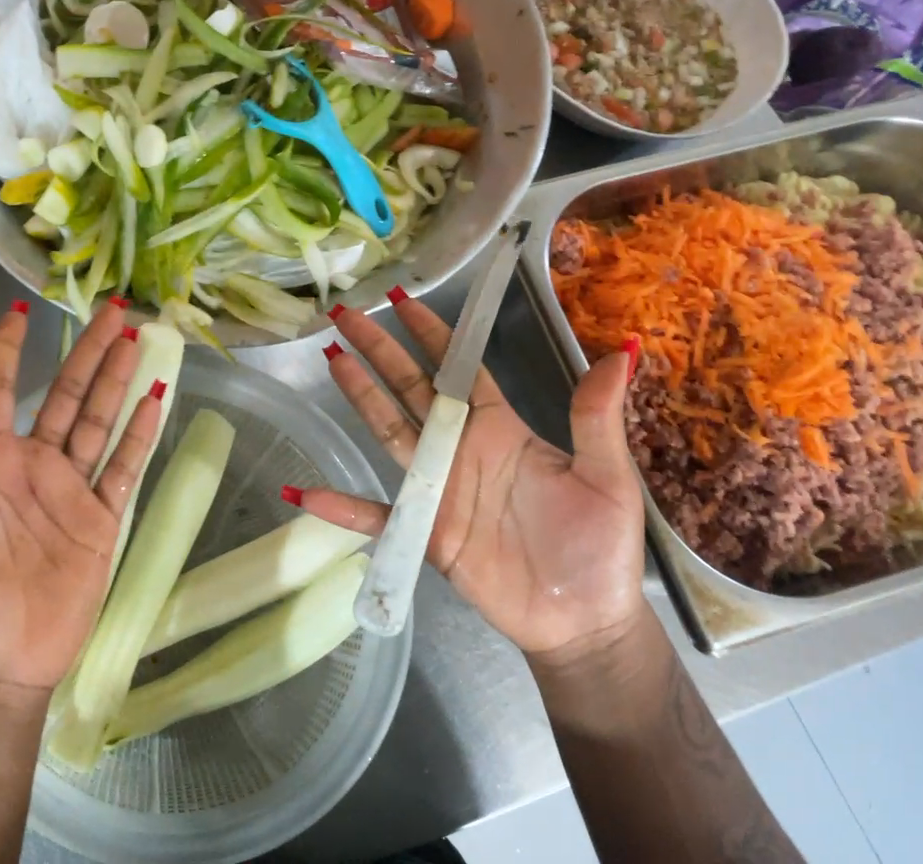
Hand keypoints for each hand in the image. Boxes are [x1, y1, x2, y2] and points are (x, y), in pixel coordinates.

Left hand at [0, 301, 161, 696]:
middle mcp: (33, 466)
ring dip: (117, 381)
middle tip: (113, 309)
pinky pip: (124, 468)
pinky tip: (155, 400)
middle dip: (87, 352)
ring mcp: (71, 491)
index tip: (21, 310)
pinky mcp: (100, 520)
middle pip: (64, 396)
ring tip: (137, 339)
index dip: (7, 351)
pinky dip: (139, 434)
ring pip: (98, 422)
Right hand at [301, 294, 645, 659]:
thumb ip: (596, 417)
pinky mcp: (424, 533)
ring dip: (360, 397)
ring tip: (331, 361)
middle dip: (379, 350)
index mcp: (500, 429)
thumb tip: (619, 351)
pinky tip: (303, 493)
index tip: (401, 300)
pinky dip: (339, 507)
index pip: (457, 369)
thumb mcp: (607, 478)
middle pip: (410, 389)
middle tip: (345, 316)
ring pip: (389, 432)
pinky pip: (374, 516)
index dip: (430, 333)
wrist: (584, 621)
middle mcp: (460, 449)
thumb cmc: (600, 548)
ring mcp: (437, 489)